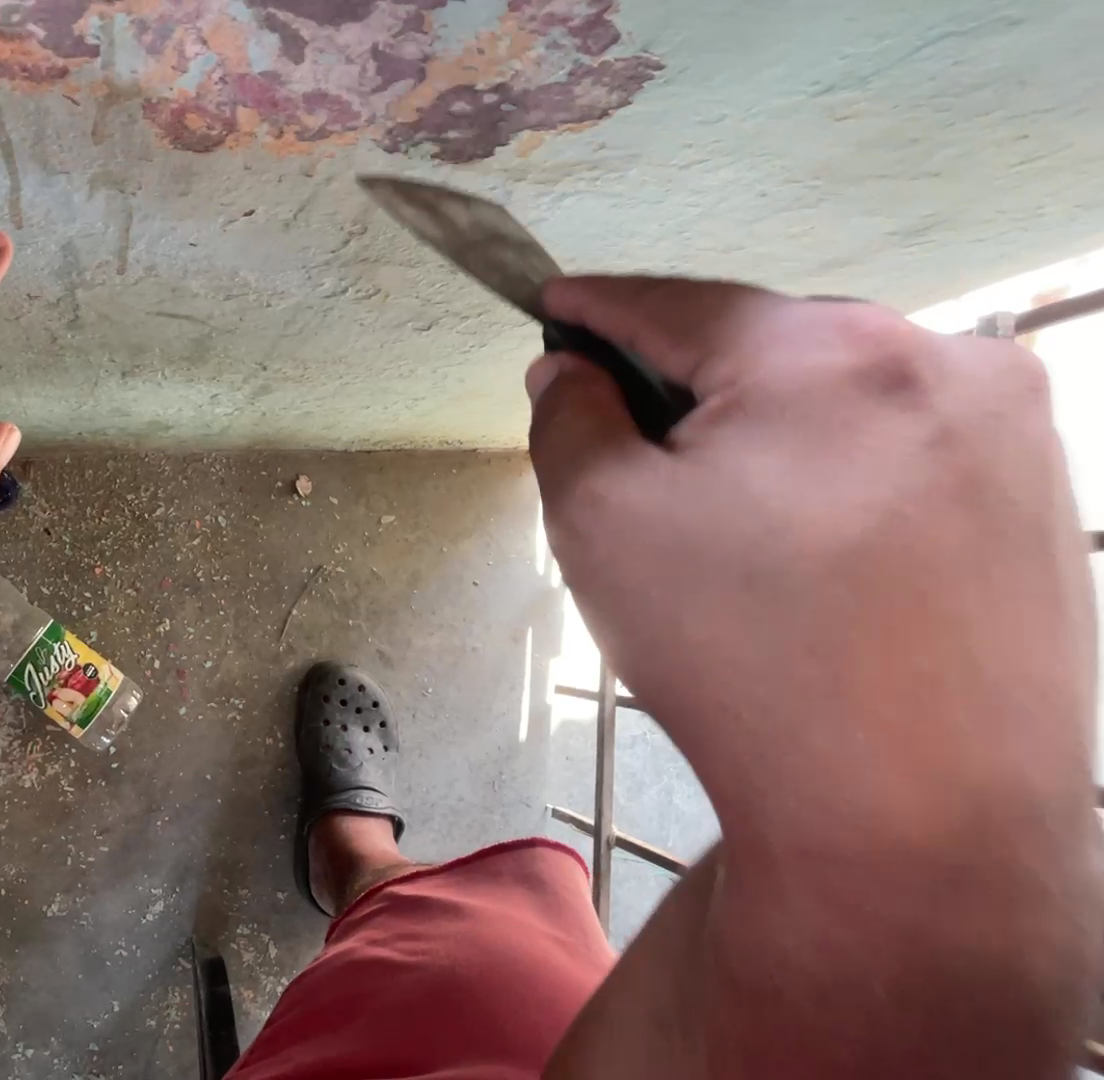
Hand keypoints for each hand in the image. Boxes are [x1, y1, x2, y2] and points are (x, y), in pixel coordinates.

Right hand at [528, 278, 1095, 841]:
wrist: (908, 813)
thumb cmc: (728, 644)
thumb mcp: (597, 518)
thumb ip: (568, 420)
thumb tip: (565, 372)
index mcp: (824, 352)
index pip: (675, 302)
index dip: (595, 303)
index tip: (550, 305)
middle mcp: (941, 360)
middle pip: (756, 346)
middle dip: (673, 383)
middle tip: (614, 450)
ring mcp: (1010, 428)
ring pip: (823, 395)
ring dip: (744, 426)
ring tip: (699, 513)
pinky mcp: (1036, 497)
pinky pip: (884, 444)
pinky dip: (811, 465)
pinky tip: (783, 544)